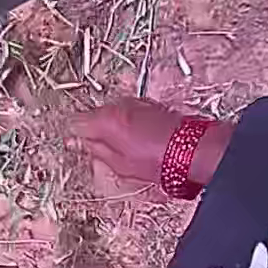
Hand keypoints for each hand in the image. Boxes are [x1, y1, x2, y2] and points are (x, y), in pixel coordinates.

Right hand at [70, 97, 186, 183]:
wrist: (192, 150)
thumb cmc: (159, 159)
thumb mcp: (119, 164)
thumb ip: (95, 151)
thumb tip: (79, 144)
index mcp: (106, 120)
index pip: (77, 122)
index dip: (76, 136)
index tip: (77, 146)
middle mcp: (118, 106)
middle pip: (95, 116)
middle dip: (96, 132)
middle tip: (103, 152)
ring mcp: (134, 102)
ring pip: (113, 113)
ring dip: (114, 128)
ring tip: (125, 149)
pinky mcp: (148, 104)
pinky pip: (129, 113)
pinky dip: (128, 124)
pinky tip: (138, 140)